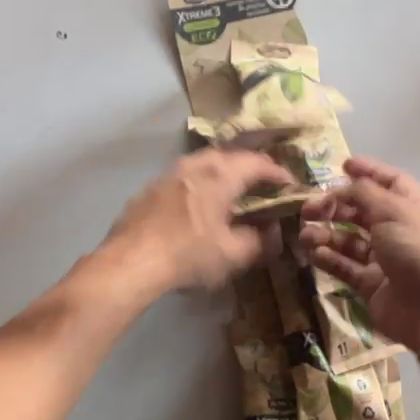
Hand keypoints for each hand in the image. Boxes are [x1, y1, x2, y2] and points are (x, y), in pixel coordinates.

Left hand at [103, 149, 294, 292]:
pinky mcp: (148, 190)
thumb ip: (260, 241)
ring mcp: (167, 175)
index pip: (258, 163)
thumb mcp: (233, 255)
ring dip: (220, 175)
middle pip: (228, 157)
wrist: (130, 262)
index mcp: (220, 174)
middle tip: (261, 185)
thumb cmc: (188, 255)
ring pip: (201, 165)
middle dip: (248, 169)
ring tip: (229, 194)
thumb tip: (272, 233)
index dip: (277, 173)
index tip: (289, 184)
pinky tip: (195, 207)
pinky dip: (197, 187)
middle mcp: (194, 165)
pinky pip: (181, 180)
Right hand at [297, 156, 419, 349]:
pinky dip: (329, 258)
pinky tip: (315, 253)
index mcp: (413, 205)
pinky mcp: (370, 284)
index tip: (341, 166)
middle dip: (334, 206)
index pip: (388, 181)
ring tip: (306, 235)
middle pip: (362, 210)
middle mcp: (399, 228)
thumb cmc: (419, 249)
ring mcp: (384, 258)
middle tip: (308, 209)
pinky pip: (345, 266)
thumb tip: (343, 187)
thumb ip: (364, 193)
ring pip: (349, 240)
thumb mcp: (393, 210)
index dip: (367, 171)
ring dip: (326, 234)